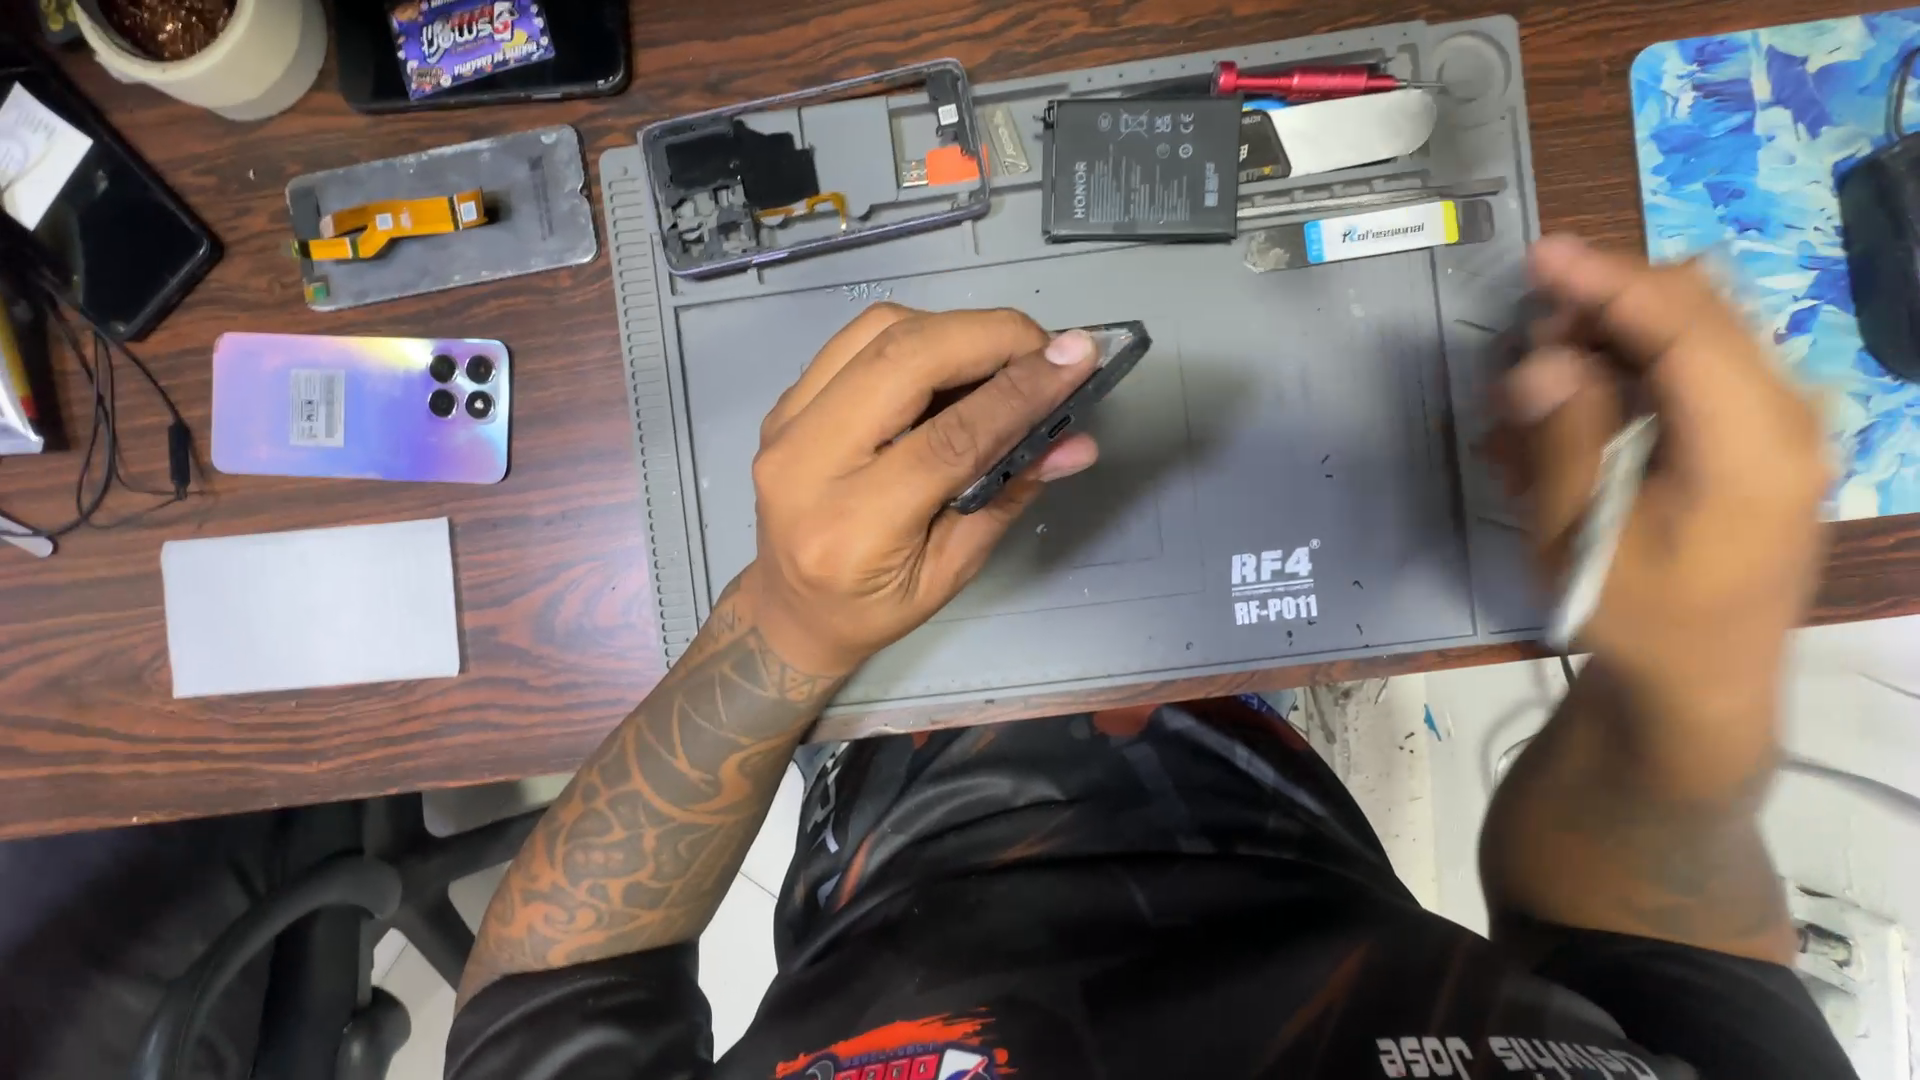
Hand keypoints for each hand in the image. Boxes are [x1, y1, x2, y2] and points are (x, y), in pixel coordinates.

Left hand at [738, 304, 1100, 675]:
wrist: (790, 607)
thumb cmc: (873, 607)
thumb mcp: (950, 571)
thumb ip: (1007, 496)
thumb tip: (1075, 440)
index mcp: (851, 528)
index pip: (948, 439)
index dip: (1019, 392)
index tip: (1078, 359)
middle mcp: (805, 463)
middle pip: (904, 358)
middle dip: (989, 337)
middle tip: (1047, 348)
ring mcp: (785, 423)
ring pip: (878, 331)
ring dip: (955, 329)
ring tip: (1004, 357)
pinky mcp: (782, 401)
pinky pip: (857, 340)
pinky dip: (919, 336)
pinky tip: (953, 363)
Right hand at [1499, 237, 1829, 772]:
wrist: (1699, 684)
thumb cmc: (1640, 621)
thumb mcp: (1582, 541)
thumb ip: (1564, 444)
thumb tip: (1540, 364)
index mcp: (1753, 442)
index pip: (1683, 326)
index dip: (1608, 283)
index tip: (1539, 256)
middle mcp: (1780, 416)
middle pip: (1692, 316)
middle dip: (1598, 316)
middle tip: (1519, 363)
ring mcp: (1770, 427)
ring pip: (1681, 343)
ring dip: (1596, 358)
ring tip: (1525, 419)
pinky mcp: (1747, 442)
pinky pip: (1679, 382)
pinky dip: (1612, 390)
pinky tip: (1556, 439)